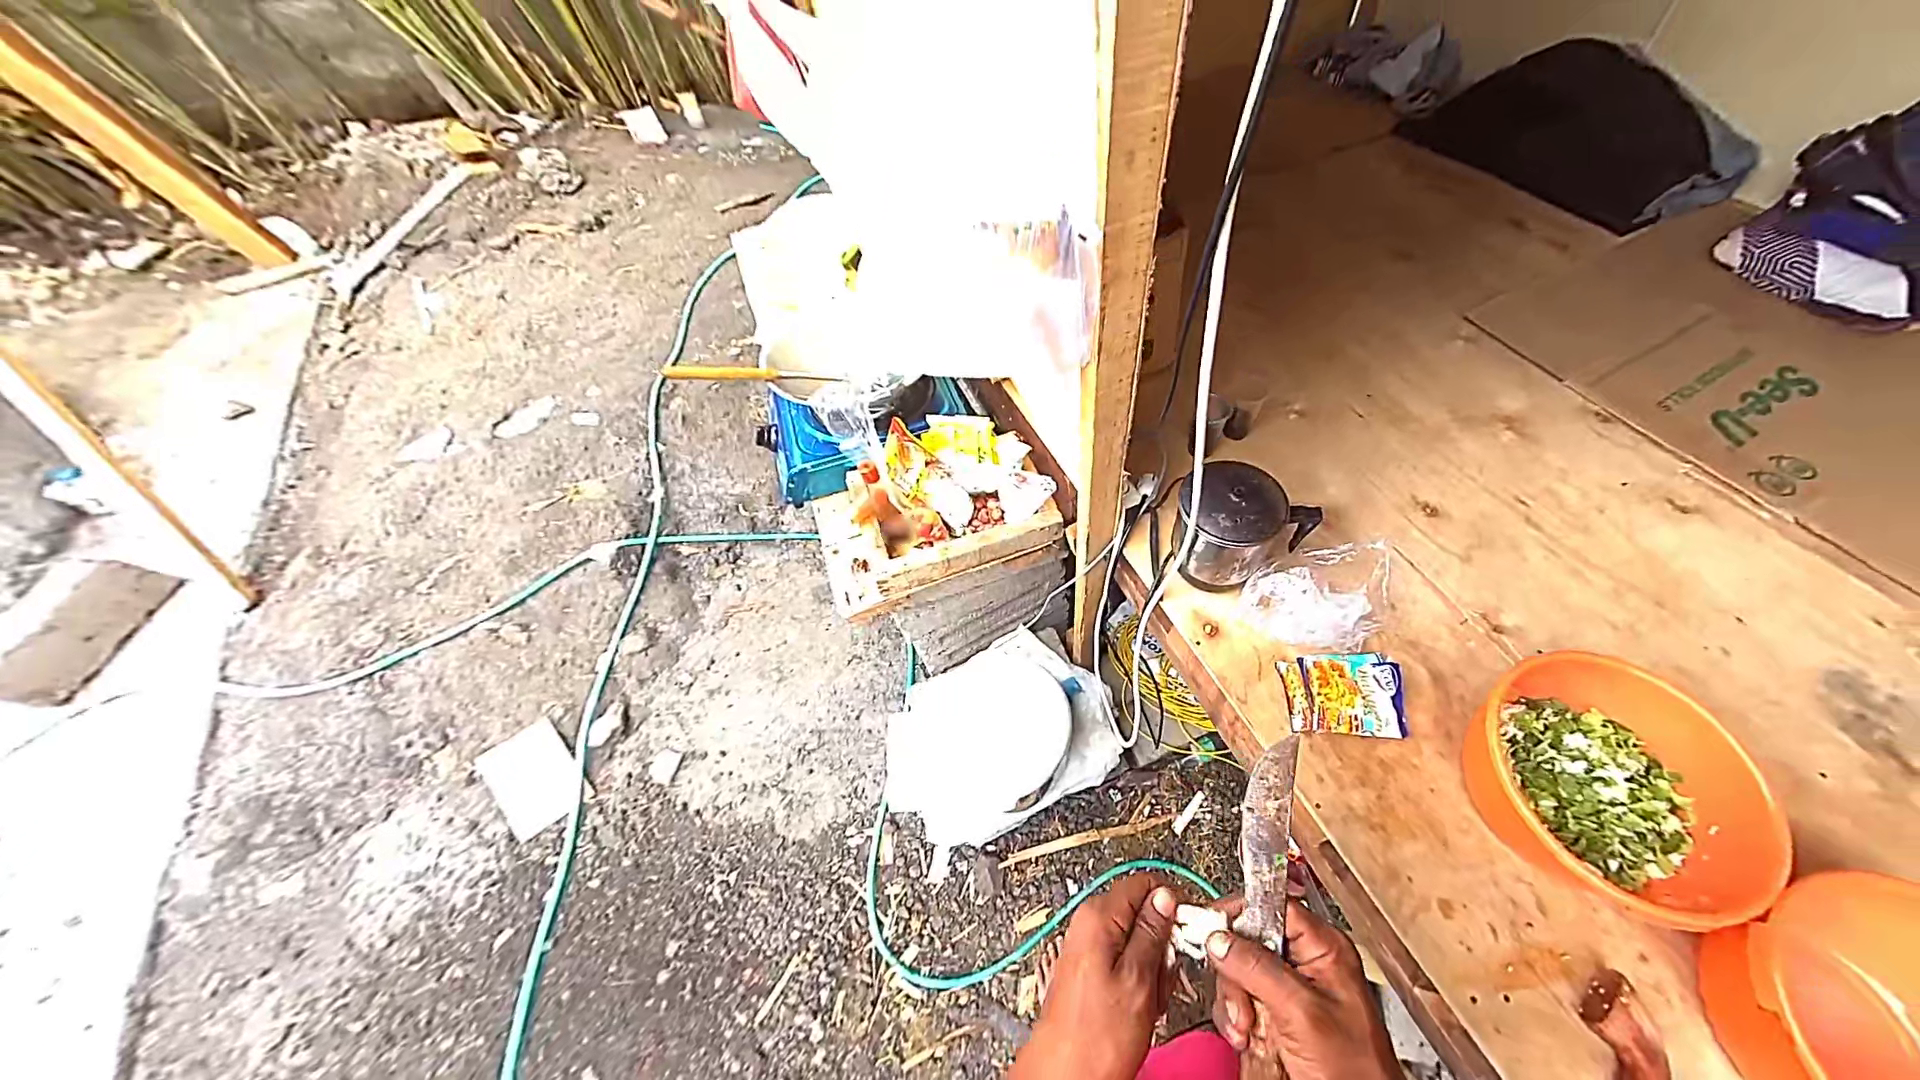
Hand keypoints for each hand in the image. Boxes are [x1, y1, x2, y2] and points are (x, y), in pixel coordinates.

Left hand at [1008, 876, 1178, 1079]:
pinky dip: (1140, 983)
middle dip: (1161, 945)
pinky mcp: (1090, 969)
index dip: (1172, 903)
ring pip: (1137, 942)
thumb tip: (1165, 896)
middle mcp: (1088, 924)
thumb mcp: (1137, 979)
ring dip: (1152, 969)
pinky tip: (1138, 1006)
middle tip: (1161, 977)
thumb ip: (1152, 932)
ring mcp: (1088, 947)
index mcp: (1098, 916)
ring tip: (1147, 999)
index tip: (1190, 927)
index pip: (1143, 883)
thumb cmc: (1095, 1036)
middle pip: (1142, 913)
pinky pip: (1126, 963)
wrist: (1066, 1074)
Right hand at [1207, 897, 1400, 1079]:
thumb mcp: (1303, 1013)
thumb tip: (1219, 938)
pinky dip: (1235, 1018)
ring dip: (1234, 1001)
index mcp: (1323, 948)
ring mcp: (1288, 987)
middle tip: (1242, 1005)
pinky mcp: (1276, 1011)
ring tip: (1248, 1029)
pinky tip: (1247, 1037)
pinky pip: (1239, 998)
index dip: (1239, 912)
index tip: (1212, 927)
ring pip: (1237, 970)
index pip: (1271, 904)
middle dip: (1235, 975)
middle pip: (1246, 940)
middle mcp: (1304, 961)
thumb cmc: (1356, 1074)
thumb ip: (1258, 968)